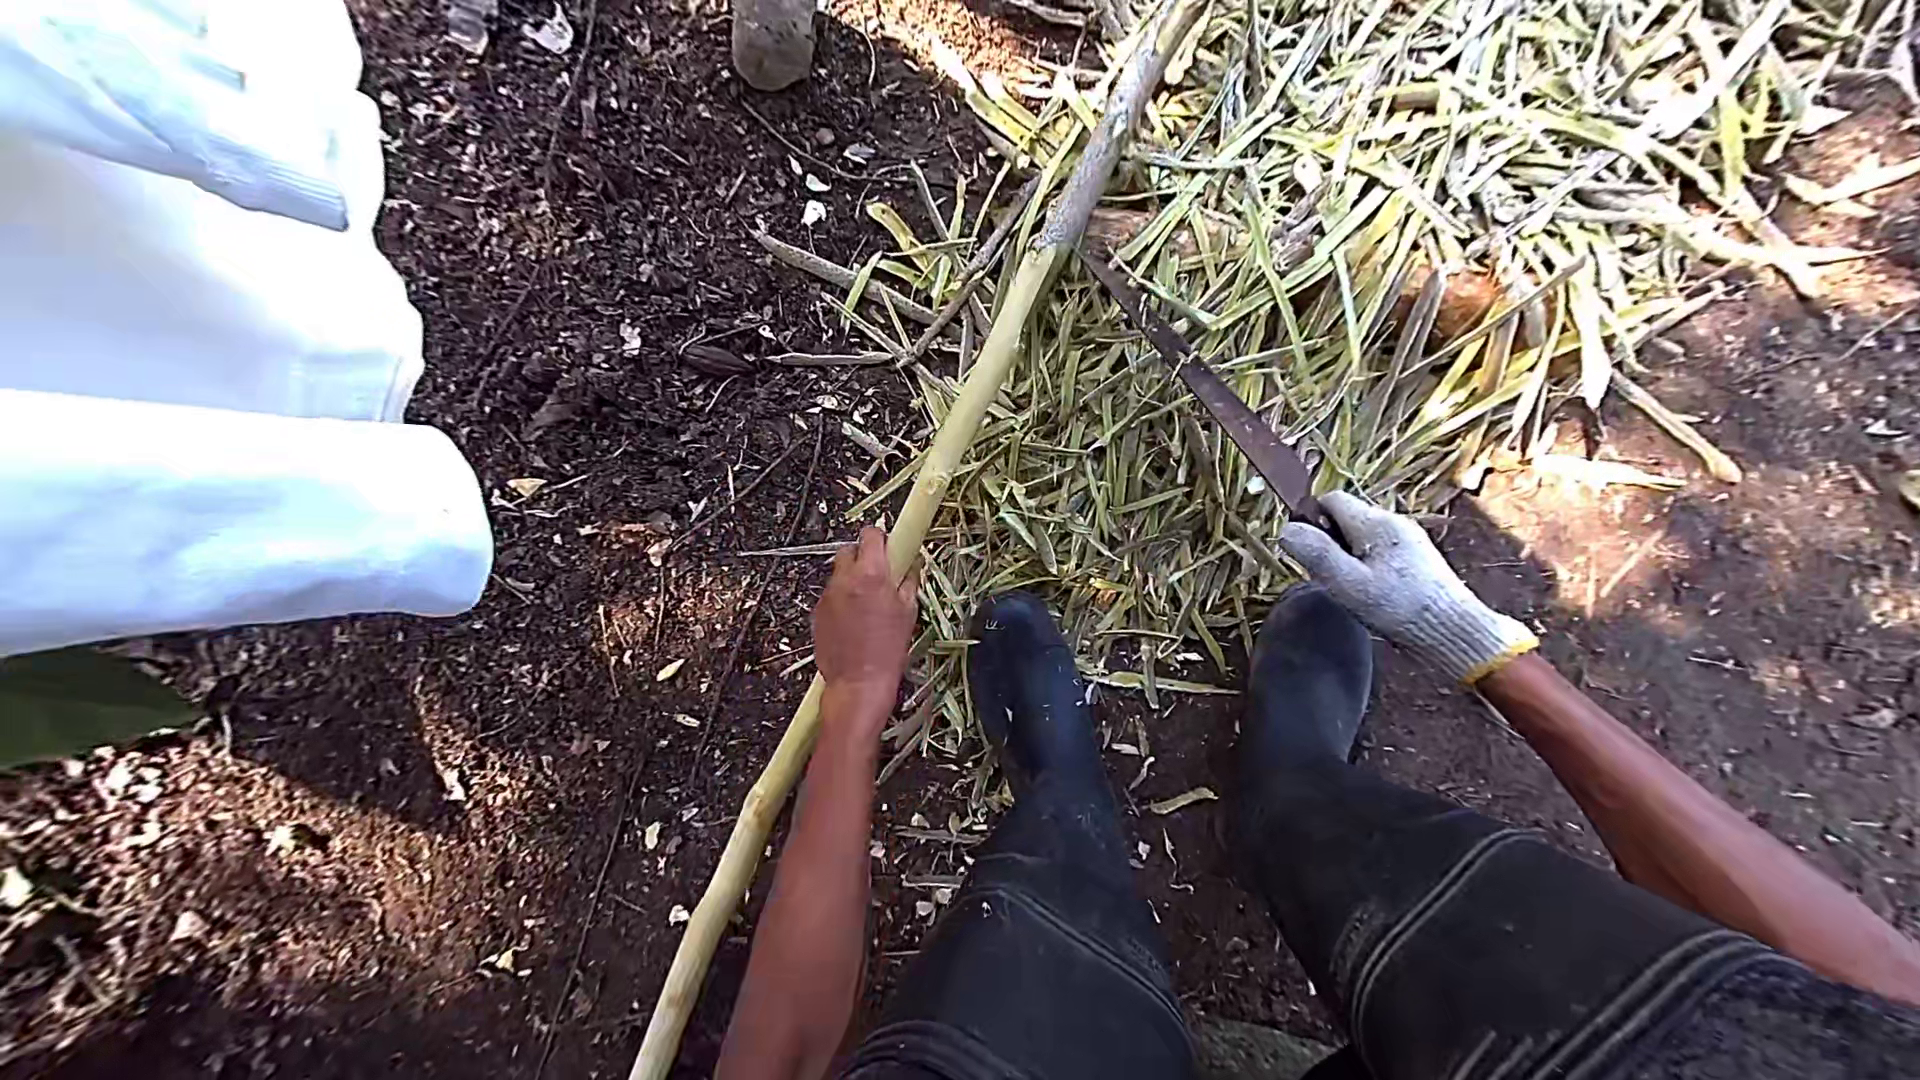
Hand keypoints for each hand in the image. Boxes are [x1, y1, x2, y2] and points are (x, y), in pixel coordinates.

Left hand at [813, 527, 919, 728]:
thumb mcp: (909, 611)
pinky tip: (854, 619)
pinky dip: (842, 599)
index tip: (888, 547)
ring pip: (839, 573)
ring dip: (852, 580)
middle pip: (849, 550)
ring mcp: (828, 595)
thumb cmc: (889, 649)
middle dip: (863, 557)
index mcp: (872, 574)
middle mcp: (845, 579)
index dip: (880, 538)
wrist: (859, 681)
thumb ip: (909, 580)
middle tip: (879, 575)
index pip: (870, 535)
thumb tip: (911, 565)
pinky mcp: (817, 611)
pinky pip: (831, 594)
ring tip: (867, 604)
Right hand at [1277, 492, 1536, 683]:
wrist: (1455, 632)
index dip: (1311, 519)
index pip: (1330, 499)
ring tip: (1348, 585)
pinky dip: (1362, 563)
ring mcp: (1407, 539)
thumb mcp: (1346, 582)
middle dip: (1327, 539)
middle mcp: (1394, 522)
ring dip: (1344, 553)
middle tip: (1327, 573)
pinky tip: (1367, 589)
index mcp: (1376, 523)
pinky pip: (1376, 549)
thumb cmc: (1399, 607)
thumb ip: (1315, 552)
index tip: (1308, 550)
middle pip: (1343, 516)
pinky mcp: (1415, 557)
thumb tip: (1286, 529)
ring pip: (1358, 534)